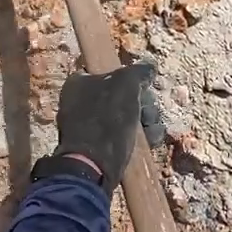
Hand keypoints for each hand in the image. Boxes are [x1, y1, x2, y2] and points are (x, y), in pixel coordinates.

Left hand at [53, 64, 155, 190]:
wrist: (94, 165)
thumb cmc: (107, 119)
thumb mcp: (125, 85)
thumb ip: (137, 72)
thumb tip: (149, 66)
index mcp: (79, 84)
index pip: (111, 74)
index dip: (132, 81)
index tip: (145, 89)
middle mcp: (80, 103)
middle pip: (123, 96)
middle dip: (143, 104)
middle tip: (149, 114)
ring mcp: (89, 127)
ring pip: (127, 117)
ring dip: (146, 122)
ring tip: (152, 131)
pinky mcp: (99, 148)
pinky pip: (124, 135)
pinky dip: (139, 137)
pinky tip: (150, 142)